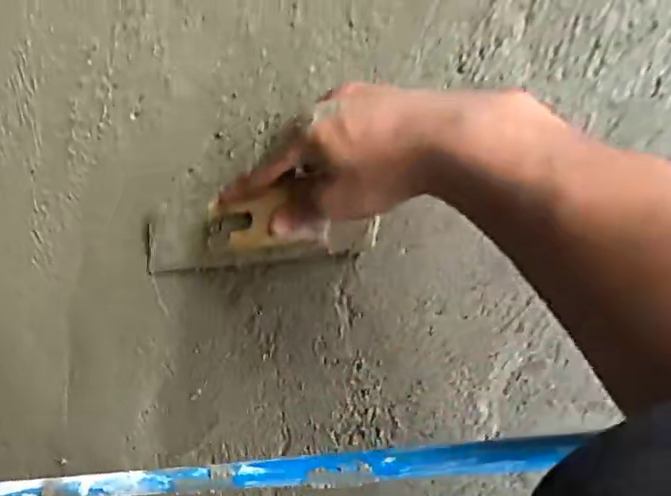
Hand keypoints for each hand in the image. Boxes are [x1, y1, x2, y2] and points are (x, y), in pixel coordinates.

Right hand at [217, 83, 547, 238]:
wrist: (445, 136)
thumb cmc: (384, 171)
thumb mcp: (335, 201)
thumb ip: (301, 210)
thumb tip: (276, 222)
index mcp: (305, 132)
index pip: (266, 168)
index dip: (245, 189)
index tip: (225, 200)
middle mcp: (324, 106)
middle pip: (290, 146)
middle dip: (280, 173)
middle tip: (273, 197)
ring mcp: (353, 98)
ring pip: (317, 133)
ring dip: (309, 160)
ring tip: (315, 184)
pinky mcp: (379, 98)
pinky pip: (341, 127)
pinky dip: (333, 148)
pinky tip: (345, 161)